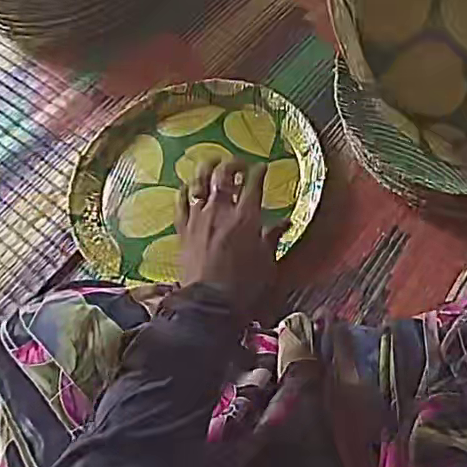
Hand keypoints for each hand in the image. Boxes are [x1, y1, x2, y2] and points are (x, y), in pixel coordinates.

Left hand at [175, 159, 285, 314]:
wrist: (209, 303)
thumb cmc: (244, 284)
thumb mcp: (267, 260)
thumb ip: (273, 237)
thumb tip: (285, 223)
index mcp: (247, 217)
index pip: (254, 183)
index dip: (259, 171)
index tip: (262, 167)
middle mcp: (221, 211)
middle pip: (225, 175)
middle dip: (233, 164)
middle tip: (238, 164)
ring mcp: (199, 218)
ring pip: (200, 182)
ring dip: (207, 169)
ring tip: (212, 163)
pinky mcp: (183, 229)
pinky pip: (181, 202)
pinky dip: (185, 190)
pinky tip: (189, 186)